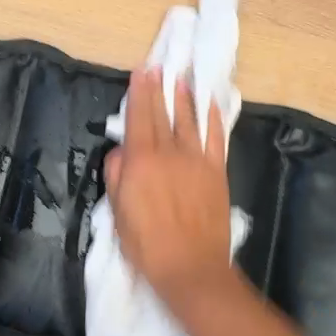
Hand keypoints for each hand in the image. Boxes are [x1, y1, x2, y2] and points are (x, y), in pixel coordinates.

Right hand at [104, 67, 233, 305]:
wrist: (192, 268)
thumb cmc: (147, 245)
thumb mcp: (118, 212)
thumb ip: (117, 176)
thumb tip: (121, 151)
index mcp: (141, 161)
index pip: (139, 117)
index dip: (139, 93)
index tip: (140, 72)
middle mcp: (169, 152)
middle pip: (162, 113)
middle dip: (158, 88)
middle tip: (156, 67)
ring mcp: (196, 160)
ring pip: (189, 119)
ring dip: (184, 96)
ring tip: (181, 78)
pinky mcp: (217, 172)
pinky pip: (215, 138)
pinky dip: (212, 118)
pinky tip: (210, 105)